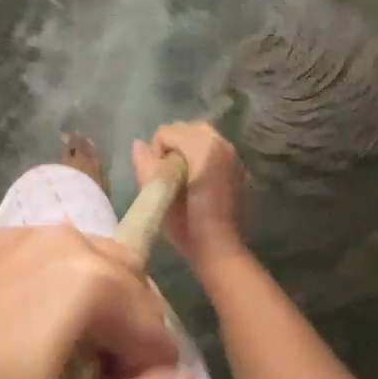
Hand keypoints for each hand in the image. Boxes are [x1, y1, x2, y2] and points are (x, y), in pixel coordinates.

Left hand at [0, 226, 187, 378]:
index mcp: (89, 279)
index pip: (157, 331)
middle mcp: (64, 240)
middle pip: (132, 285)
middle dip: (131, 335)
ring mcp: (24, 235)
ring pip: (95, 265)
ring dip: (102, 309)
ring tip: (66, 364)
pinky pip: (56, 259)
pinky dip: (66, 290)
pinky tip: (29, 336)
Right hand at [135, 122, 245, 270]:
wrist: (221, 250)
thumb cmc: (186, 224)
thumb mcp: (158, 194)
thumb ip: (145, 163)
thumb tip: (138, 144)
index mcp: (202, 146)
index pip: (167, 132)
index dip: (156, 152)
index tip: (157, 177)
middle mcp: (221, 144)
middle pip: (186, 128)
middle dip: (172, 145)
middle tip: (167, 173)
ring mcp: (234, 155)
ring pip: (203, 137)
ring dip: (188, 149)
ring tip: (182, 176)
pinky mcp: (240, 169)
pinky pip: (215, 150)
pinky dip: (203, 157)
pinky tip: (198, 181)